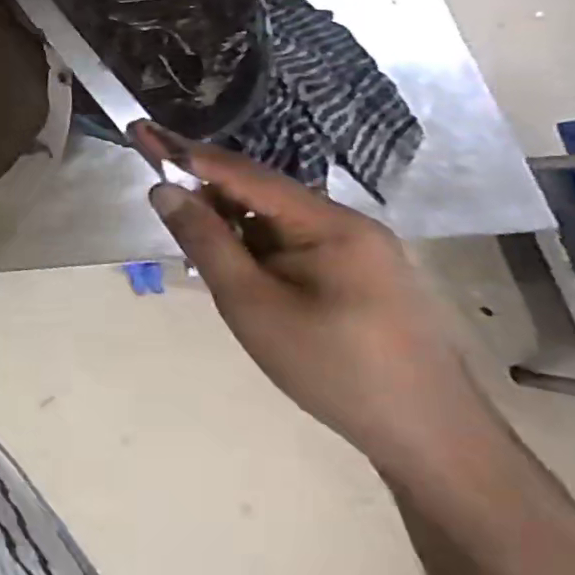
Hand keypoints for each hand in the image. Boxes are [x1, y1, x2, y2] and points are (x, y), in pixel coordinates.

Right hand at [130, 123, 500, 475]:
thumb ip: (204, 240)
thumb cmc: (334, 368)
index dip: (184, 151)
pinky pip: (289, 242)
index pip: (242, 172)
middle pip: (258, 191)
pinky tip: (237, 272)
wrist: (434, 444)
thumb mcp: (251, 303)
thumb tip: (162, 189)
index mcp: (329, 224)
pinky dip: (252, 247)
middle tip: (161, 207)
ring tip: (199, 254)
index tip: (139, 130)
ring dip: (229, 226)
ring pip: (272, 220)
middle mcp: (347, 224)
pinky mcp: (358, 275)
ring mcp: (358, 250)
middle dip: (206, 194)